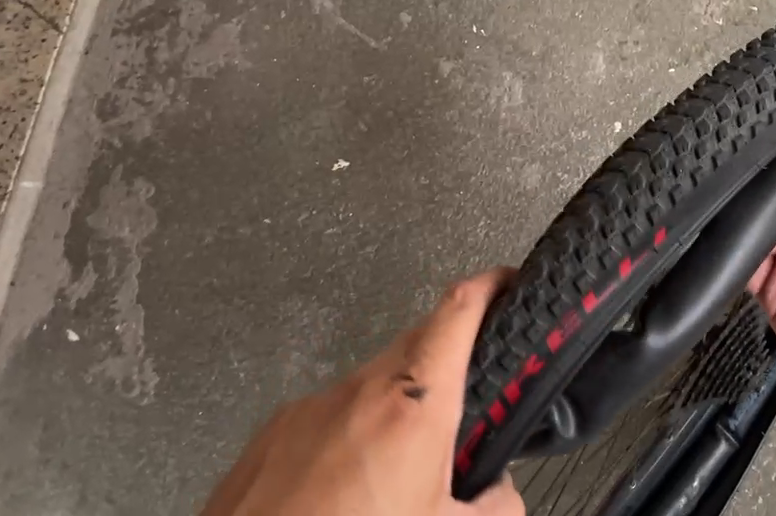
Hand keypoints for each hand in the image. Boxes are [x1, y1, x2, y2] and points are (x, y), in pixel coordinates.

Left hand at [202, 269, 524, 515]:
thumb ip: (494, 506)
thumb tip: (502, 496)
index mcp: (414, 404)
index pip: (461, 308)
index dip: (491, 284)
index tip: (507, 282)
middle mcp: (361, 392)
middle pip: (421, 341)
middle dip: (450, 359)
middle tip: (464, 401)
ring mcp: (310, 410)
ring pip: (373, 382)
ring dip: (396, 406)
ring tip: (397, 468)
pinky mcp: (268, 437)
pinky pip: (328, 414)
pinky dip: (350, 434)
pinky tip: (345, 488)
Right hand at [747, 159, 775, 399]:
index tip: (765, 138)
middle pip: (775, 194)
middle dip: (759, 182)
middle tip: (734, 167)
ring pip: (755, 225)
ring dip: (744, 215)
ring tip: (724, 198)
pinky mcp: (769, 287)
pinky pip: (744, 265)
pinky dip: (733, 253)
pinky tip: (724, 238)